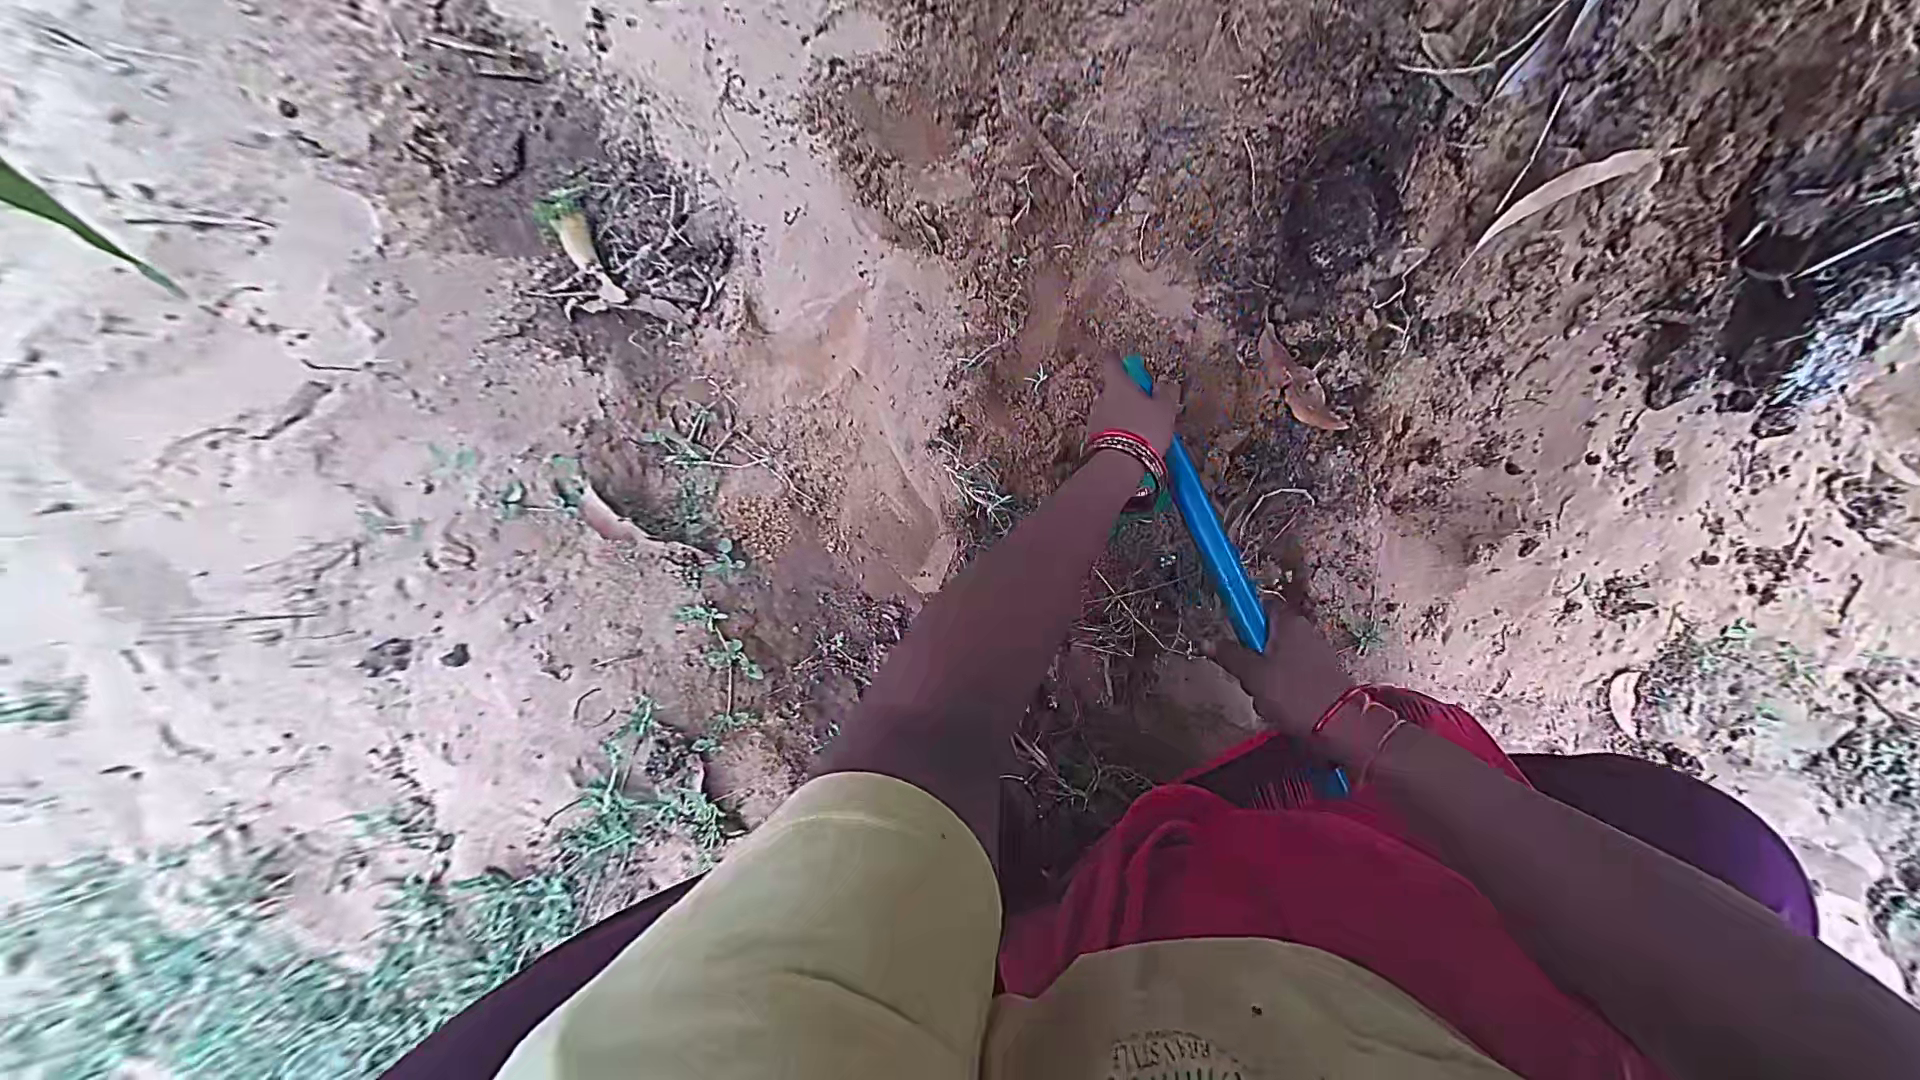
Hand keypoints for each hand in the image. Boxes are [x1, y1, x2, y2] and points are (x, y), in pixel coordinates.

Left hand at [1085, 355, 1180, 455]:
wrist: (1120, 464)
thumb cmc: (1145, 429)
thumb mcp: (1165, 409)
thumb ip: (1165, 393)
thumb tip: (1162, 385)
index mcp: (1118, 385)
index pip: (1112, 363)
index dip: (1117, 360)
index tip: (1123, 360)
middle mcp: (1101, 398)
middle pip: (1113, 389)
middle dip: (1126, 394)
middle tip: (1144, 404)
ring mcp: (1094, 419)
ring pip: (1110, 410)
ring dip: (1122, 414)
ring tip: (1140, 427)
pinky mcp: (1092, 438)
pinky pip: (1107, 428)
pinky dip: (1117, 430)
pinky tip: (1131, 441)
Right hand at [1206, 603, 1355, 737]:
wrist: (1342, 727)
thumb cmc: (1294, 693)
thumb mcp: (1253, 674)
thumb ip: (1228, 655)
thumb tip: (1205, 642)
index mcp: (1287, 622)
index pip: (1259, 603)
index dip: (1242, 616)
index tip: (1231, 635)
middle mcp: (1303, 631)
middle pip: (1263, 634)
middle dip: (1249, 655)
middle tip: (1246, 673)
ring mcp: (1314, 653)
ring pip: (1273, 657)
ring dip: (1262, 675)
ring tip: (1263, 696)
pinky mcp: (1320, 675)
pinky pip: (1289, 673)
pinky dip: (1279, 687)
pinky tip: (1279, 706)